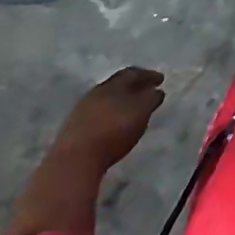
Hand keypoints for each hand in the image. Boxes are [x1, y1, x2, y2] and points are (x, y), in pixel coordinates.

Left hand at [49, 67, 165, 170]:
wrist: (74, 161)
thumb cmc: (113, 131)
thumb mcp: (140, 112)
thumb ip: (151, 99)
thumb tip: (157, 91)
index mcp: (112, 85)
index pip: (132, 73)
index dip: (148, 75)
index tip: (161, 80)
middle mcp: (95, 93)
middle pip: (117, 85)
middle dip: (133, 87)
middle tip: (147, 91)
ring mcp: (81, 112)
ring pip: (105, 100)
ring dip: (120, 102)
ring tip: (131, 109)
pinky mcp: (73, 131)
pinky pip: (96, 116)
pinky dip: (109, 116)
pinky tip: (113, 125)